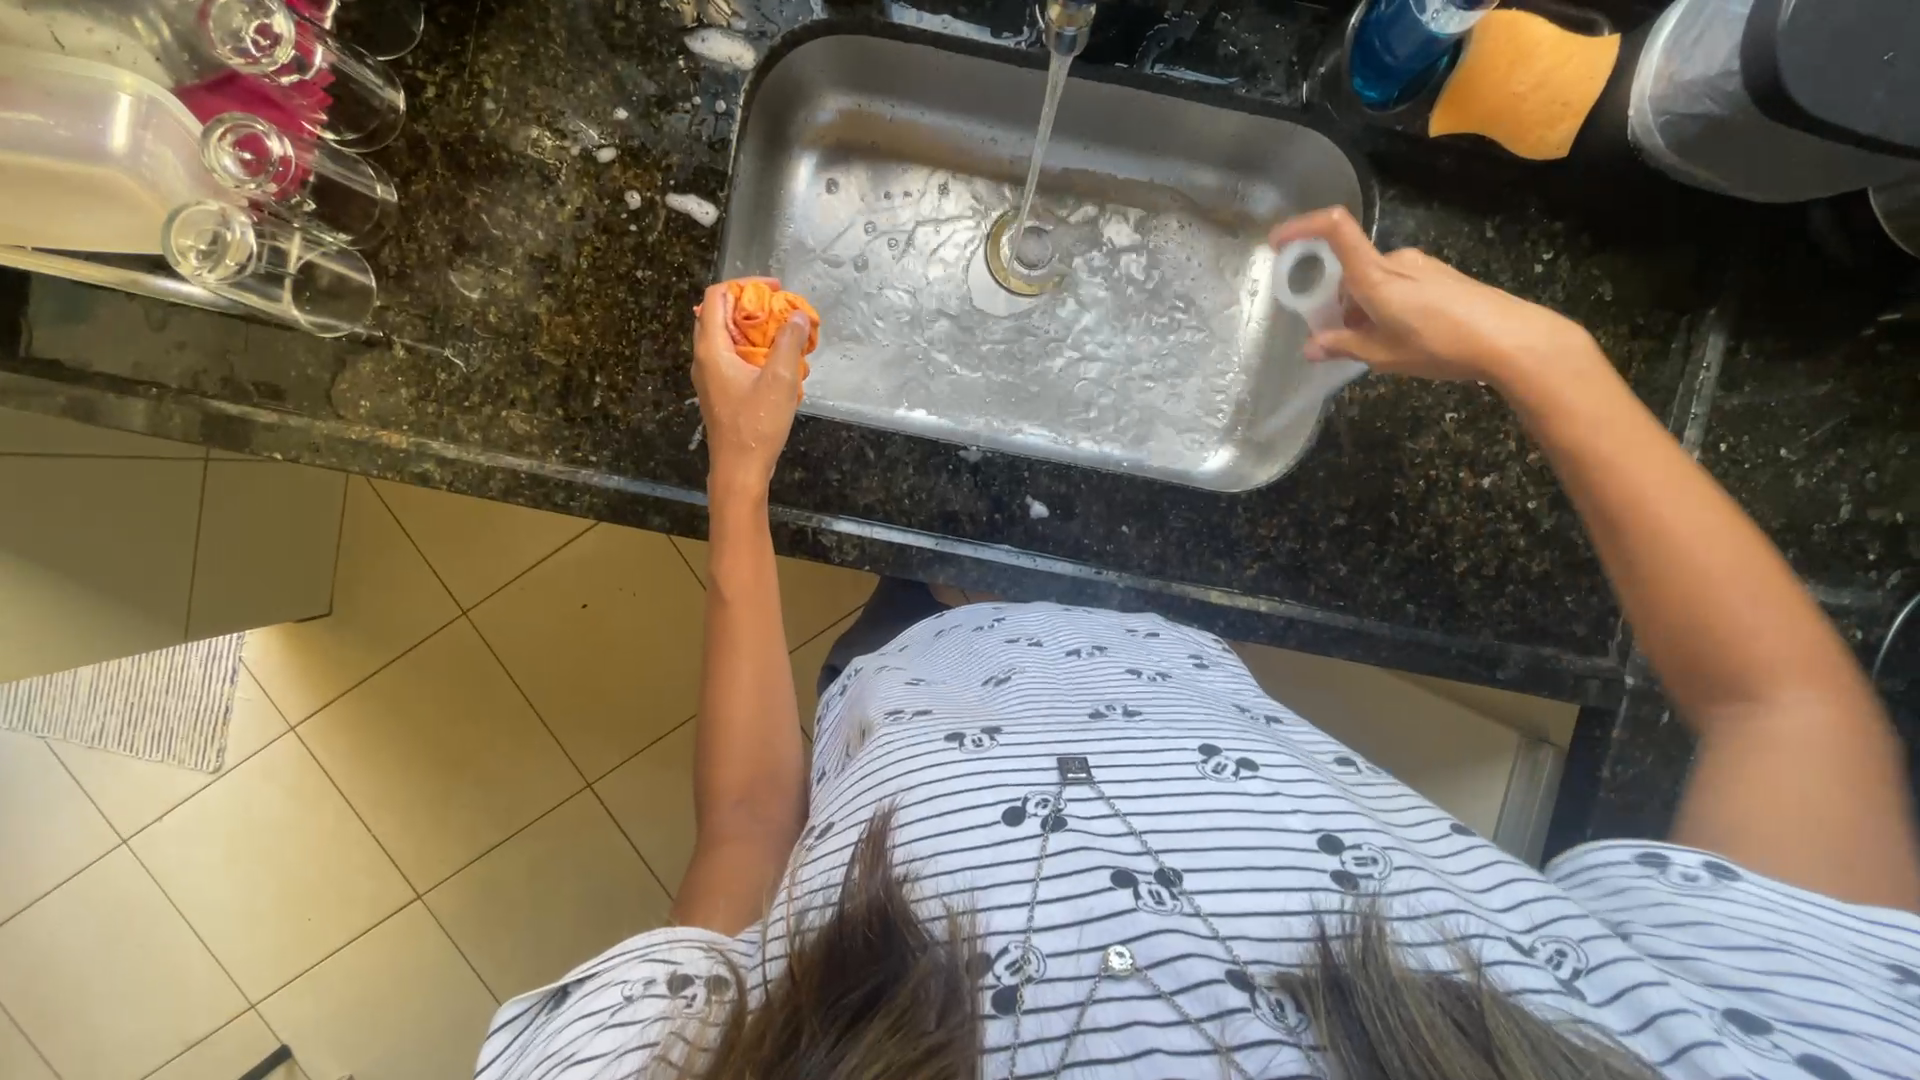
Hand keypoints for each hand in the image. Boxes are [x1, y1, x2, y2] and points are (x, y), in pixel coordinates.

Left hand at [693, 277, 812, 499]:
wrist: (740, 470)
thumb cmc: (757, 426)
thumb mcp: (780, 380)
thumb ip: (789, 342)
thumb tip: (797, 315)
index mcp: (711, 349)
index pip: (716, 297)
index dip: (745, 285)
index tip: (775, 290)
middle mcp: (704, 359)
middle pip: (719, 315)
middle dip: (752, 307)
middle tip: (782, 311)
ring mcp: (710, 377)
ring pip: (728, 339)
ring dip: (756, 331)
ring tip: (785, 337)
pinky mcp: (720, 392)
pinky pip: (733, 359)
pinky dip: (755, 352)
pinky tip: (780, 367)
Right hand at [1269, 207, 1597, 386]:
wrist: (1510, 340)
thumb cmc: (1441, 345)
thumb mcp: (1382, 354)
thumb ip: (1342, 346)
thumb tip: (1310, 347)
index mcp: (1374, 276)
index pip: (1335, 230)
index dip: (1302, 227)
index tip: (1278, 242)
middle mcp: (1395, 261)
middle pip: (1348, 269)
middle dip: (1333, 301)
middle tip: (1335, 338)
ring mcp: (1418, 266)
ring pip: (1370, 280)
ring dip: (1359, 308)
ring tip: (1372, 345)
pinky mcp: (1436, 275)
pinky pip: (1393, 284)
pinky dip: (1380, 306)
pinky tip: (1398, 336)